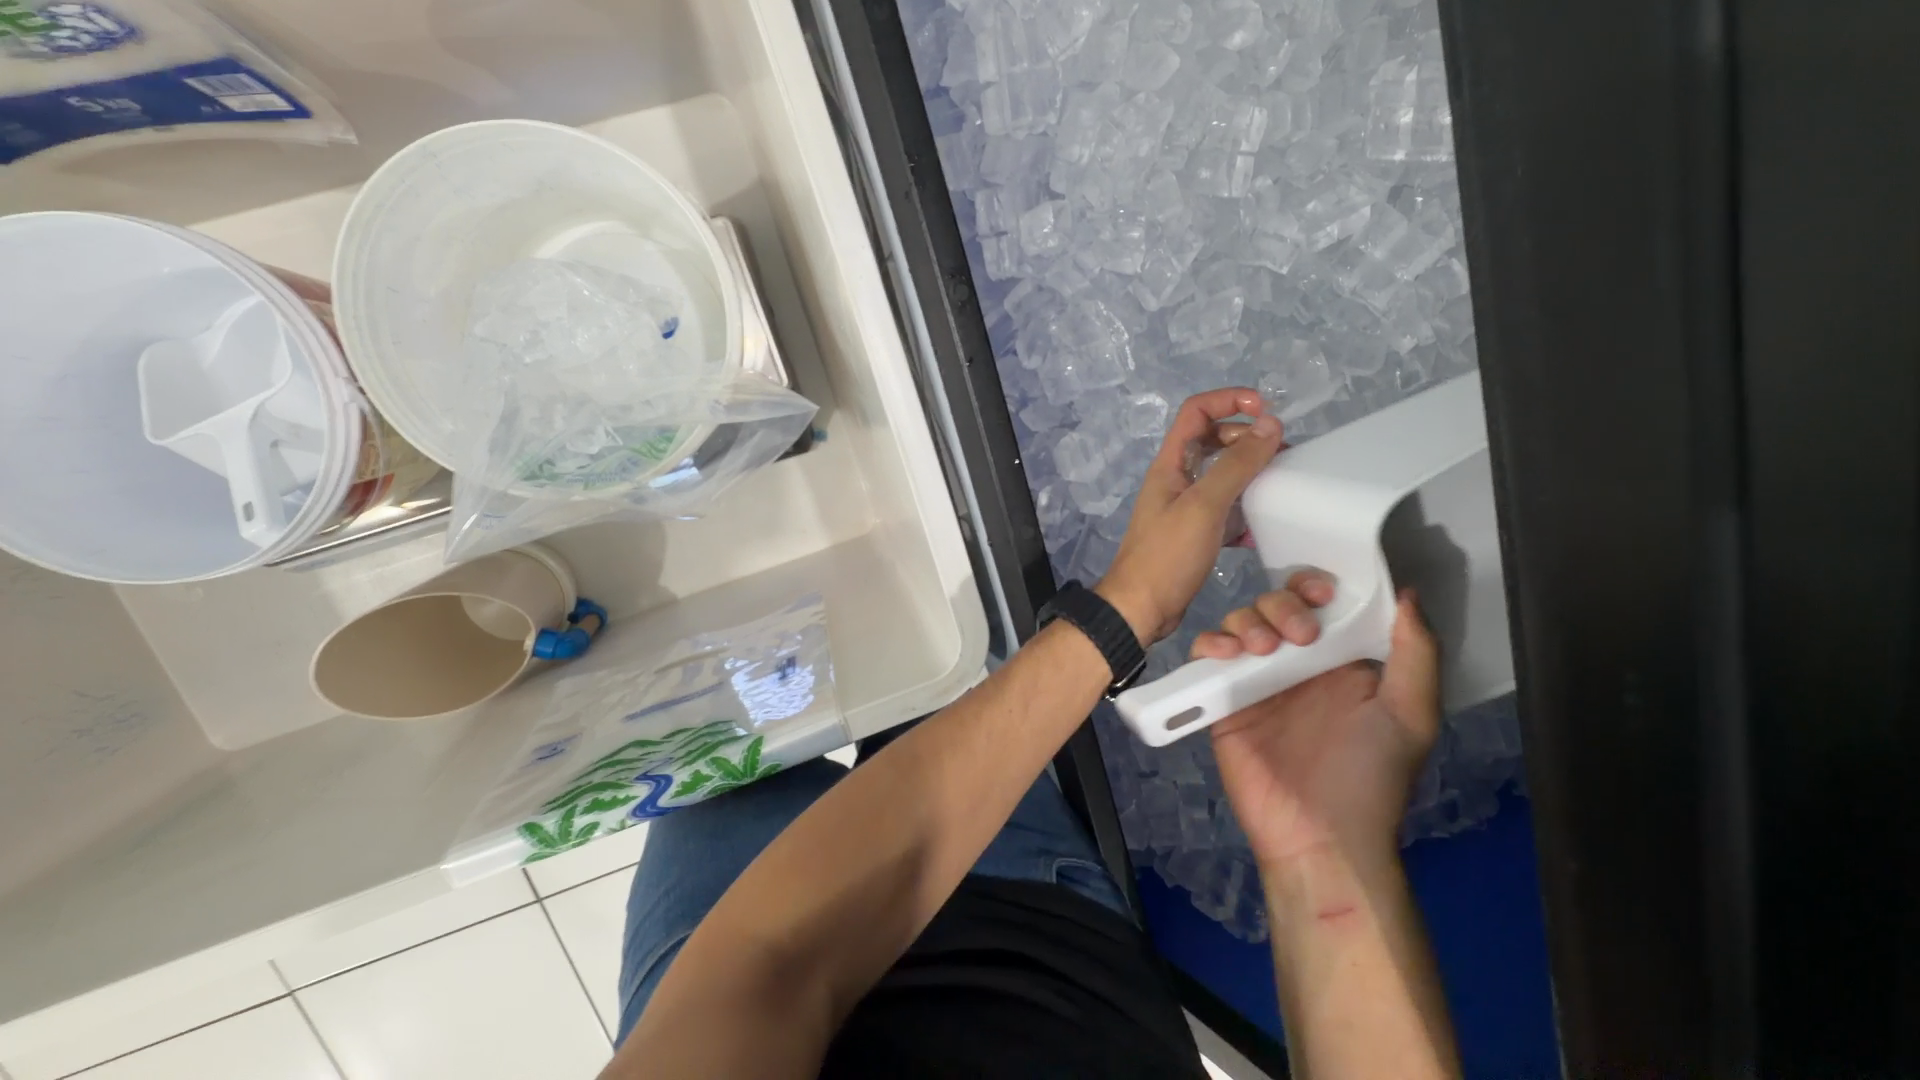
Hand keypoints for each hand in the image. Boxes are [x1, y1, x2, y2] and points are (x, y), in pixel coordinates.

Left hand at [1095, 389, 1282, 644]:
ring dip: (1251, 475)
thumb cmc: (1167, 555)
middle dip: (1247, 438)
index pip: (1196, 411)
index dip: (1229, 400)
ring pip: (1223, 476)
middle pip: (1213, 440)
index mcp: (1170, 464)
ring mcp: (1186, 507)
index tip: (1266, 410)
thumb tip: (1270, 425)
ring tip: (1281, 485)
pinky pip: (1226, 510)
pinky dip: (1246, 512)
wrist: (1141, 609)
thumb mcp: (1204, 505)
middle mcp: (1177, 479)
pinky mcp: (1196, 534)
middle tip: (1281, 453)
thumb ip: (1236, 465)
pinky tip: (1265, 526)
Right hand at [1199, 585, 1440, 867]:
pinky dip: (1209, 643)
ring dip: (1246, 620)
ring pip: (1239, 622)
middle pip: (1275, 603)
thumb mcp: (1411, 715)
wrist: (1319, 835)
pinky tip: (1223, 654)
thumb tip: (1404, 593)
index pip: (1321, 604)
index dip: (1315, 585)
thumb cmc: (1369, 776)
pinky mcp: (1222, 701)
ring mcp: (1256, 681)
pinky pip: (1205, 657)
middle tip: (1295, 637)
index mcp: (1340, 663)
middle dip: (1281, 604)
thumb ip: (1415, 653)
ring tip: (1259, 649)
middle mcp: (1296, 664)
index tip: (1319, 592)